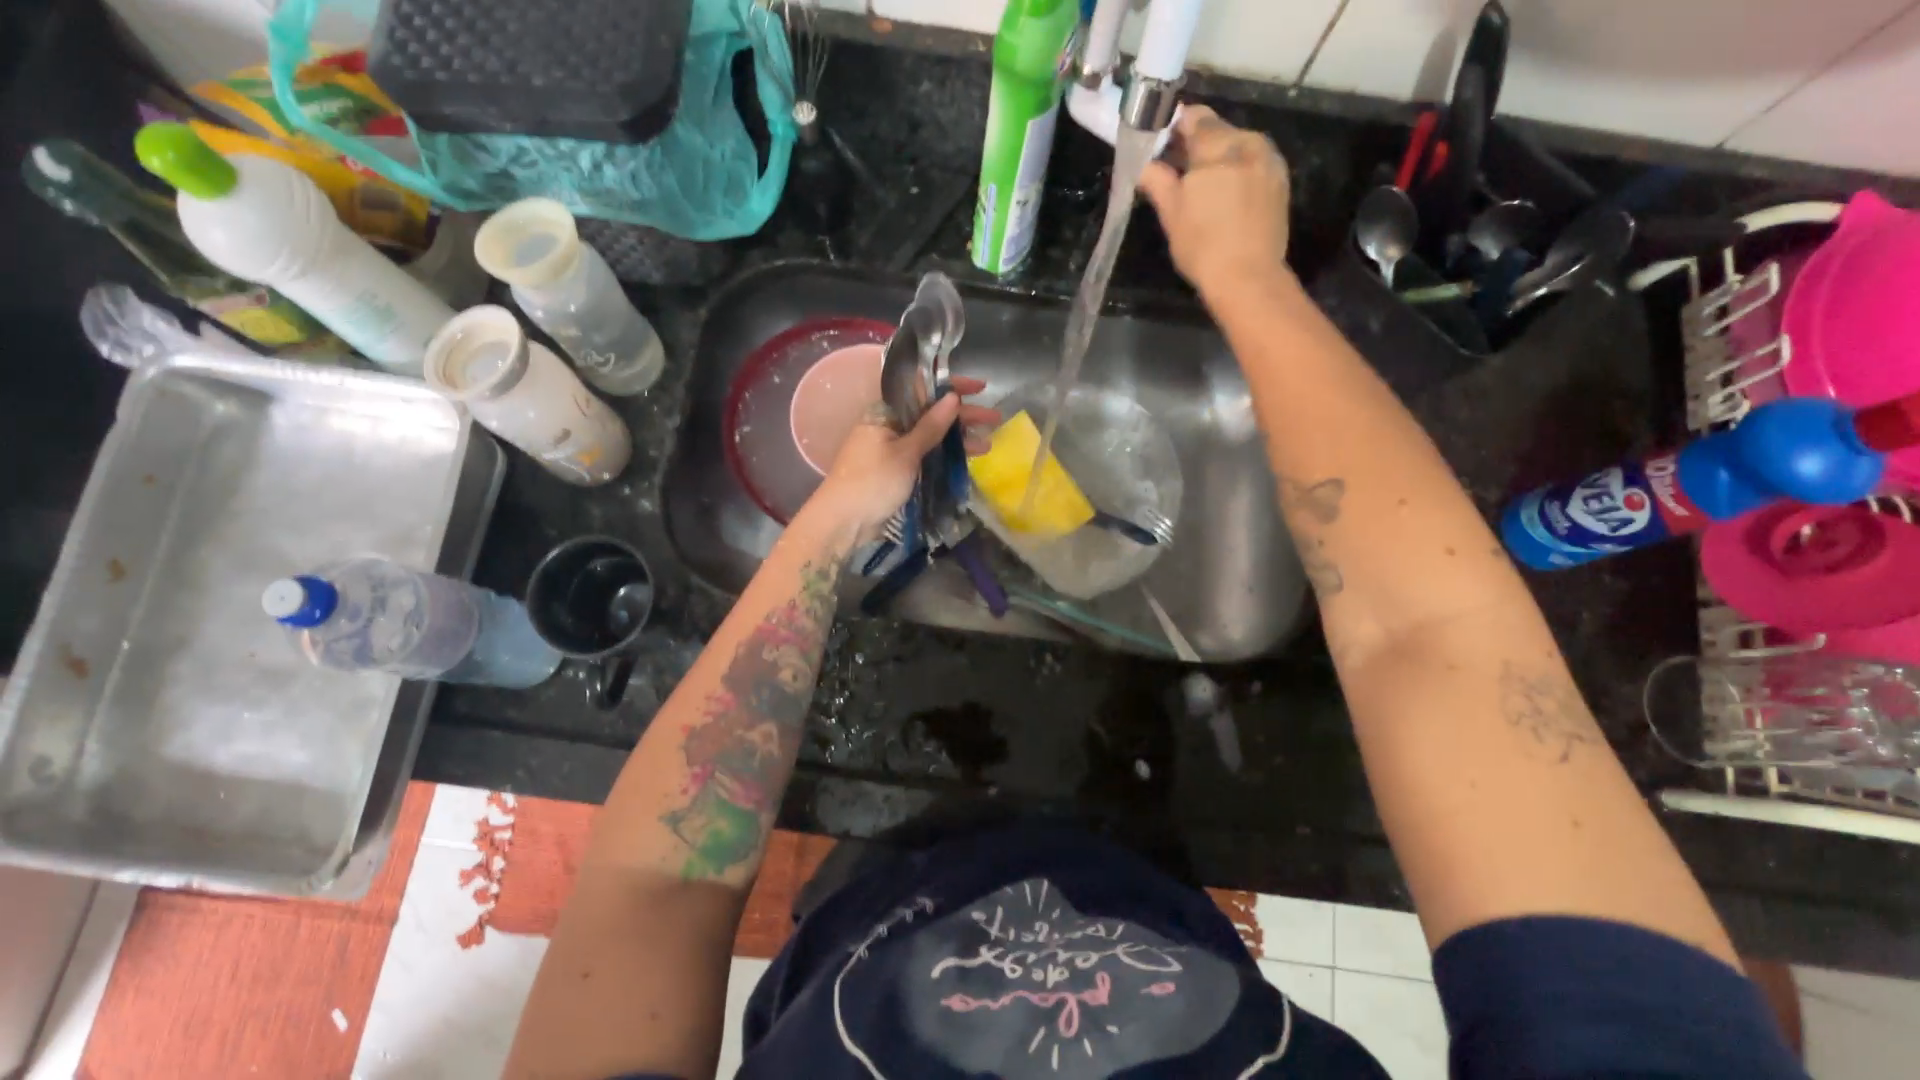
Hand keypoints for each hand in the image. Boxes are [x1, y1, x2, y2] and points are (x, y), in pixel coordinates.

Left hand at [801, 376, 999, 546]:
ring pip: (931, 436)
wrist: (843, 522)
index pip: (922, 389)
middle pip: (930, 413)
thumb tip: (953, 397)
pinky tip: (967, 458)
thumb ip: (930, 426)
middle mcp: (889, 425)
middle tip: (995, 419)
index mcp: (885, 412)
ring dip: (958, 438)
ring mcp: (893, 448)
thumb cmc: (872, 482)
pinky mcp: (897, 469)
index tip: (979, 388)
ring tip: (987, 445)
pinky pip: (926, 454)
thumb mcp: (905, 453)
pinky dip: (945, 454)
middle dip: (962, 416)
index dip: (951, 387)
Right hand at [1139, 105, 1293, 297]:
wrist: (1248, 278)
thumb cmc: (1202, 245)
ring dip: (1220, 159)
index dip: (1175, 128)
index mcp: (1219, 146)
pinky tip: (1227, 198)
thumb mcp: (1171, 212)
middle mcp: (1249, 143)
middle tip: (1180, 173)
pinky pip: (1254, 164)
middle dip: (1199, 146)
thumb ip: (1157, 179)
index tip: (1163, 148)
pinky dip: (1239, 172)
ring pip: (1239, 146)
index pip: (1195, 117)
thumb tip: (1144, 164)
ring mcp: (1269, 161)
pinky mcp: (1281, 182)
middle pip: (1219, 131)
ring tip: (1205, 190)